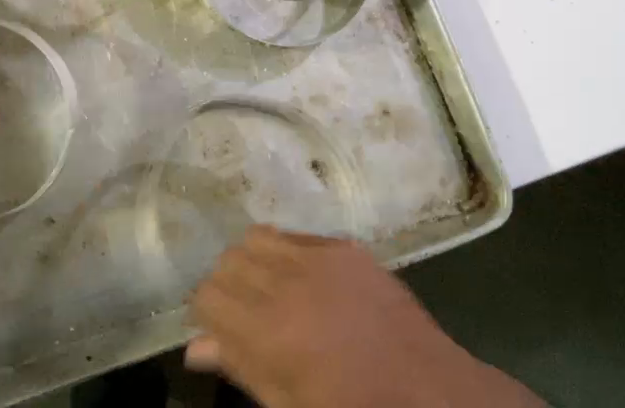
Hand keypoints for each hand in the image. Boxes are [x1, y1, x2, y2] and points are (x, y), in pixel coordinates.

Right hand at [187, 227, 543, 407]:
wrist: (431, 394)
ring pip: (256, 237)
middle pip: (227, 260)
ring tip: (272, 291)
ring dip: (254, 262)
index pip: (206, 295)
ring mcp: (319, 258)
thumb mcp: (291, 405)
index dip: (208, 313)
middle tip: (246, 314)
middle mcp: (287, 283)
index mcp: (269, 332)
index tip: (220, 329)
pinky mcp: (346, 247)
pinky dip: (289, 253)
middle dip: (228, 285)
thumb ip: (241, 368)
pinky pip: (296, 234)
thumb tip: (194, 347)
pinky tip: (307, 282)